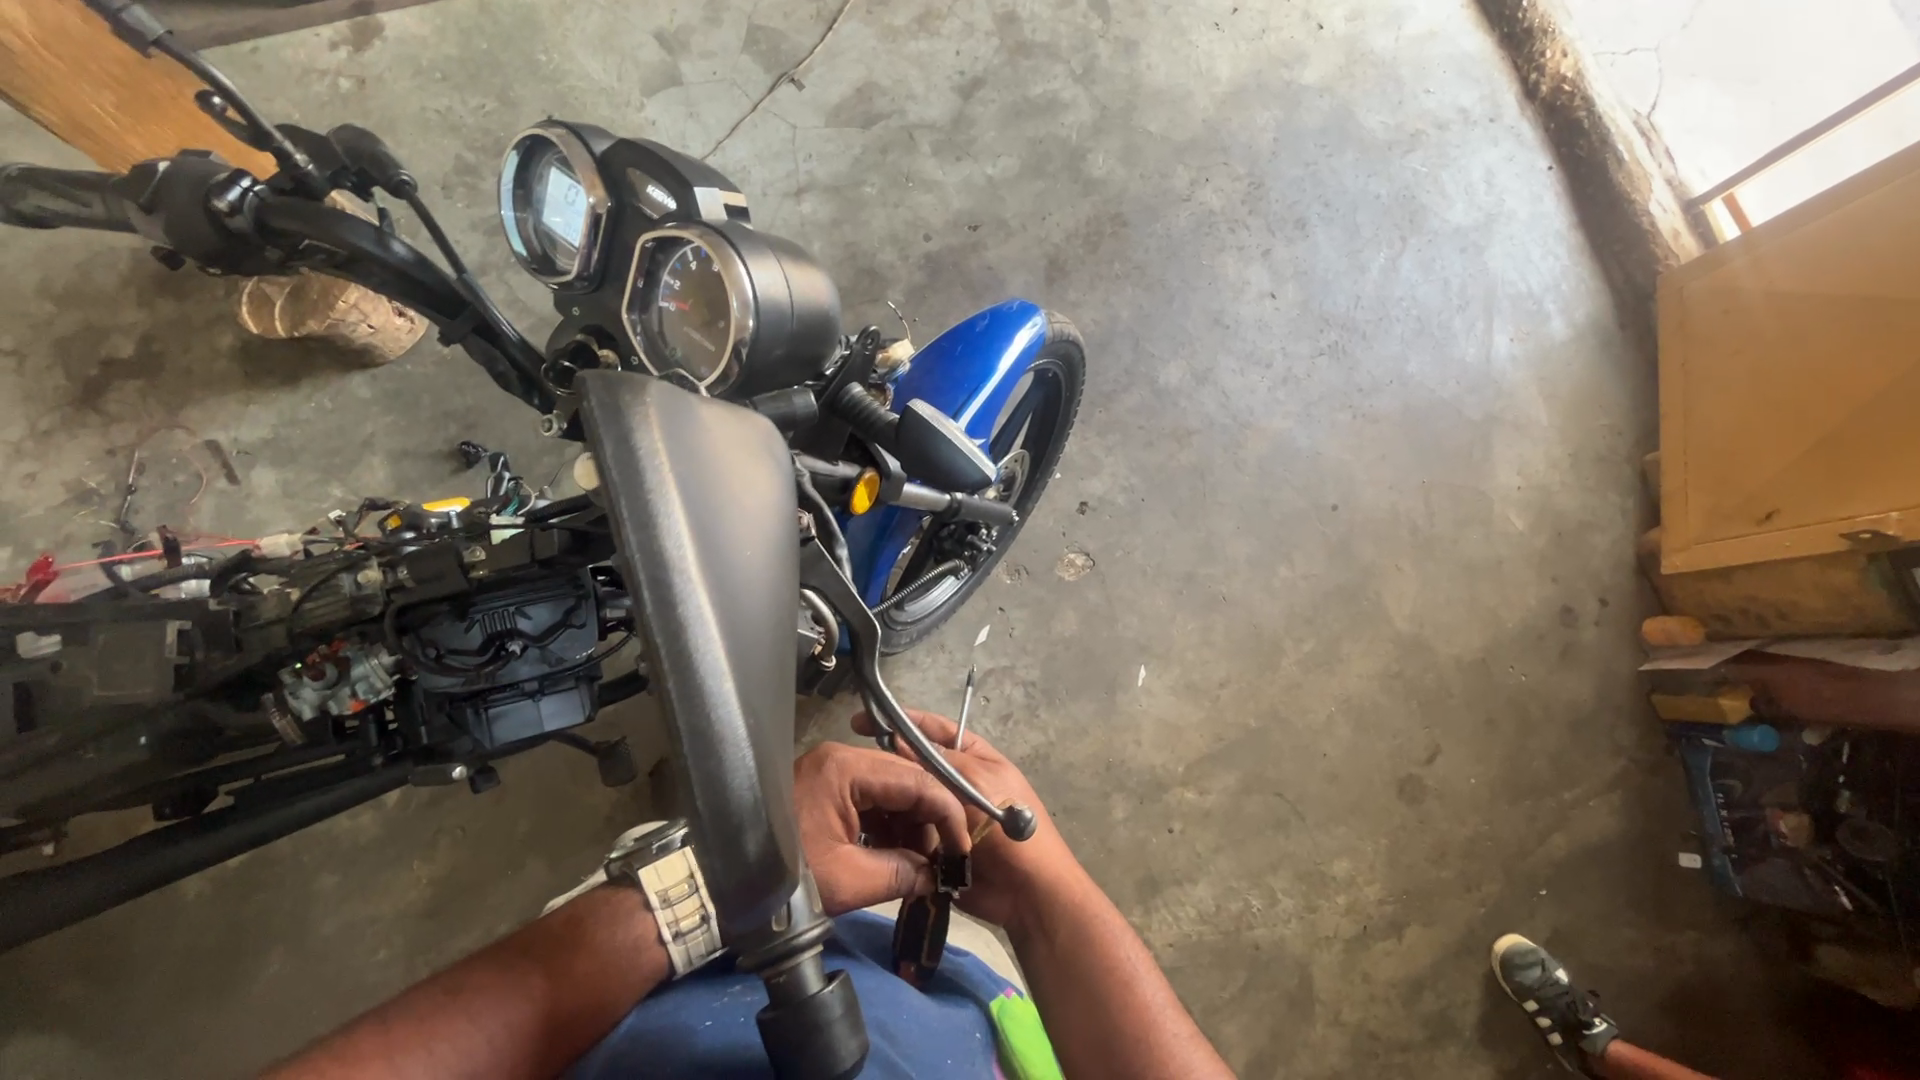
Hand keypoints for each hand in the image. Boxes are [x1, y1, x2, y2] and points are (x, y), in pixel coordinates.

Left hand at [793, 742, 971, 915]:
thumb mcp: (849, 880)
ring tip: (918, 863)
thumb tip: (935, 877)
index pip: (916, 781)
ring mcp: (830, 771)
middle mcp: (841, 758)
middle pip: (904, 780)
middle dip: (928, 820)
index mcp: (845, 769)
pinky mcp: (823, 788)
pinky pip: (868, 799)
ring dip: (909, 824)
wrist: (721, 883)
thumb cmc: (786, 877)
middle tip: (942, 858)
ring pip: (889, 790)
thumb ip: (901, 873)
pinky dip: (887, 825)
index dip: (946, 814)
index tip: (962, 847)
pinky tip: (895, 853)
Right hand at [850, 709, 1084, 931]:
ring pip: (908, 804)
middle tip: (857, 775)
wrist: (1025, 893)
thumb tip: (896, 739)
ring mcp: (946, 817)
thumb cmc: (1006, 829)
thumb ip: (936, 760)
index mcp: (974, 757)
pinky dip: (895, 838)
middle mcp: (958, 782)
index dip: (901, 723)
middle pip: (915, 769)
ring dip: (891, 809)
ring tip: (862, 811)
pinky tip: (872, 838)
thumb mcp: (974, 781)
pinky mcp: (936, 848)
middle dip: (891, 771)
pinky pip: (909, 836)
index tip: (861, 723)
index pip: (933, 730)